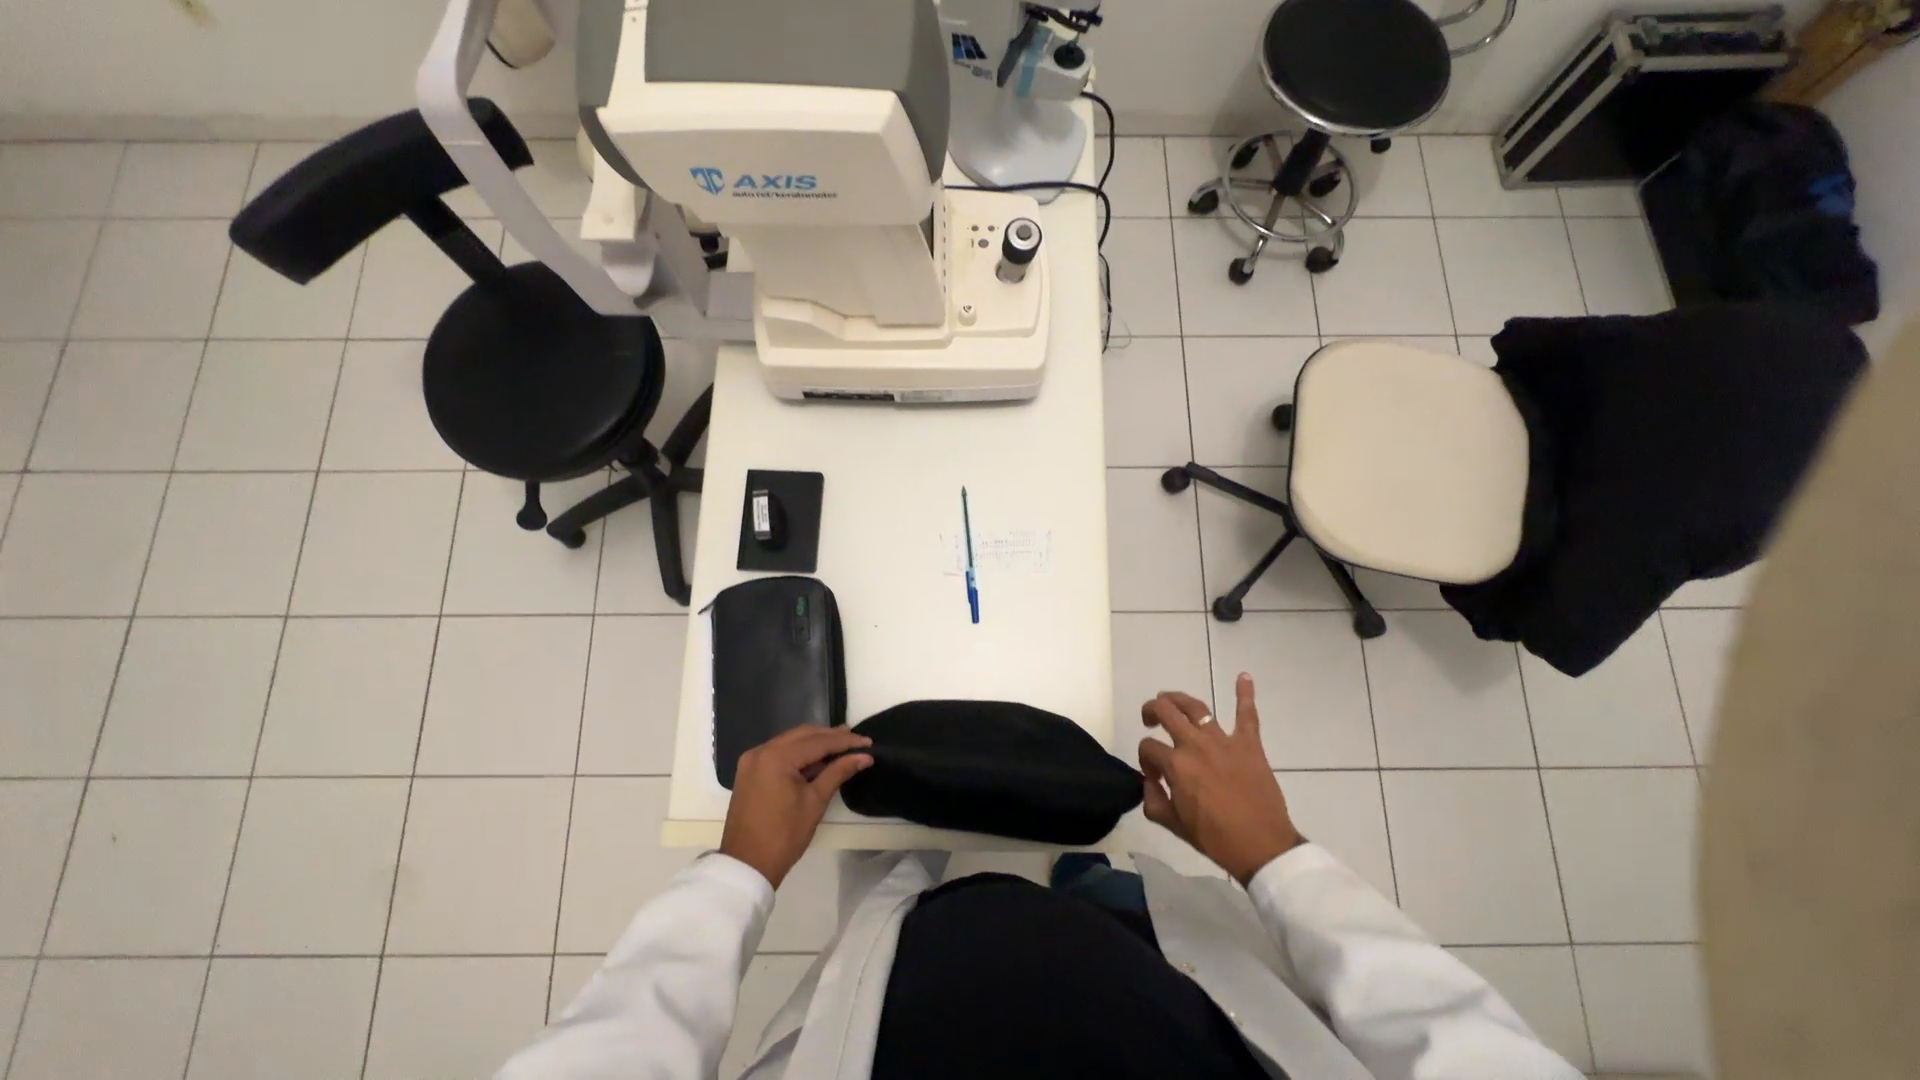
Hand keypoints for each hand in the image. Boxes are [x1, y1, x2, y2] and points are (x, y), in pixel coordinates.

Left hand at [720, 726, 872, 887]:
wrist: (747, 864)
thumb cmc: (785, 835)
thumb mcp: (815, 801)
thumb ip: (838, 772)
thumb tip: (864, 757)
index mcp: (776, 757)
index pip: (817, 742)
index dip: (845, 741)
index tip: (868, 741)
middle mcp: (761, 751)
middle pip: (802, 735)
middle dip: (830, 736)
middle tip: (857, 740)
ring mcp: (752, 760)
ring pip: (790, 741)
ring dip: (815, 743)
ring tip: (842, 746)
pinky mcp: (749, 771)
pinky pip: (779, 752)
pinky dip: (799, 753)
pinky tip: (818, 759)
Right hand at [1138, 675, 1304, 884]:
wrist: (1261, 846)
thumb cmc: (1215, 838)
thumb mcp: (1174, 825)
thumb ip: (1153, 802)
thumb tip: (1149, 784)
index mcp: (1176, 765)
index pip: (1148, 747)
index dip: (1145, 760)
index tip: (1154, 778)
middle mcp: (1196, 745)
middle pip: (1166, 712)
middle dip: (1151, 711)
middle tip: (1149, 719)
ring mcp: (1224, 741)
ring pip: (1196, 706)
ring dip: (1179, 698)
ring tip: (1170, 699)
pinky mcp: (1249, 744)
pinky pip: (1247, 714)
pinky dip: (1245, 694)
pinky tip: (1243, 676)